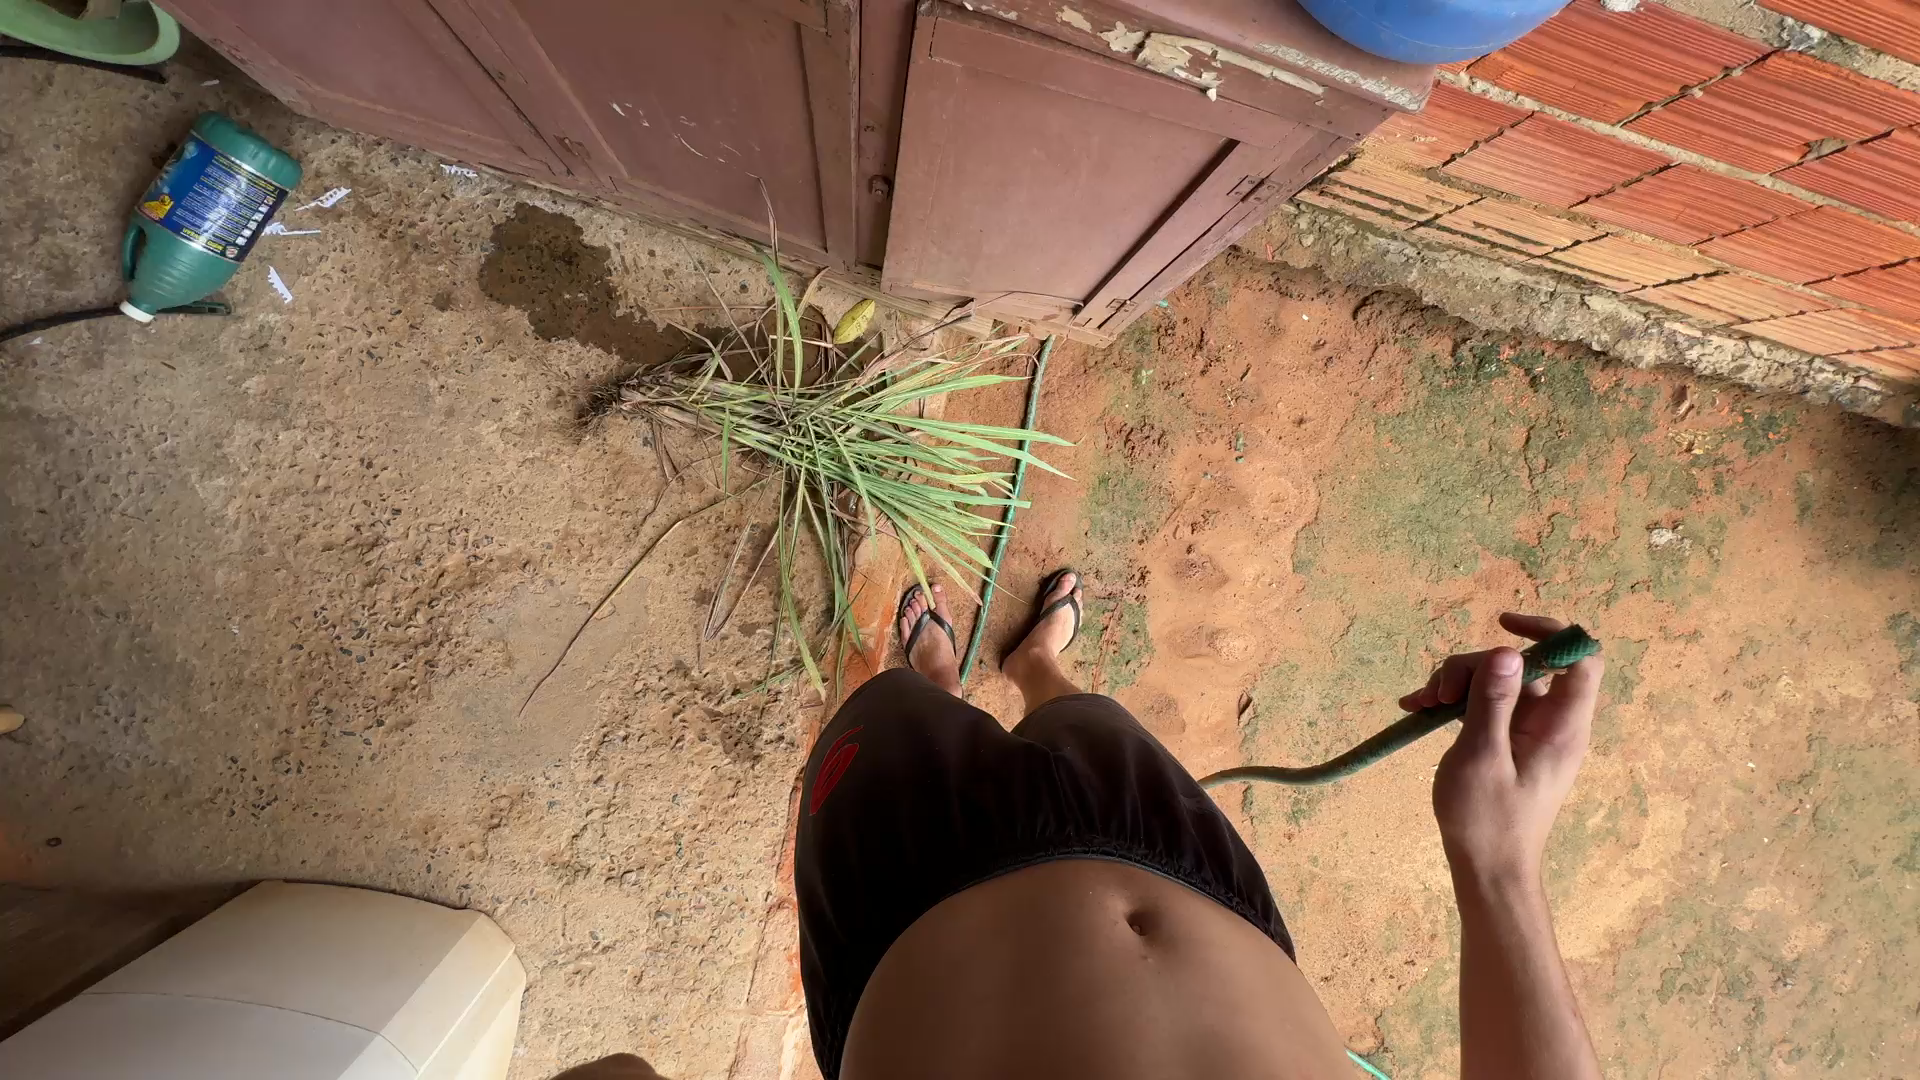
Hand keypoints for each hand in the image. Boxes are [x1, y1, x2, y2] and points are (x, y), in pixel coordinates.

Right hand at [1400, 613, 1603, 888]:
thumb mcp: (1482, 755)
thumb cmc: (1487, 817)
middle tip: (1437, 693)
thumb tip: (1506, 651)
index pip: (1580, 660)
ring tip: (1420, 704)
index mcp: (1561, 726)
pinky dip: (1449, 701)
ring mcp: (1526, 732)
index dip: (1549, 632)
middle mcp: (1550, 723)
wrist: (1487, 867)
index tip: (1502, 623)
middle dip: (1472, 667)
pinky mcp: (1503, 740)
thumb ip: (1493, 702)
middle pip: (1519, 667)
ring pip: (1493, 682)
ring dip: (1453, 683)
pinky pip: (1480, 703)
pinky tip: (1416, 709)